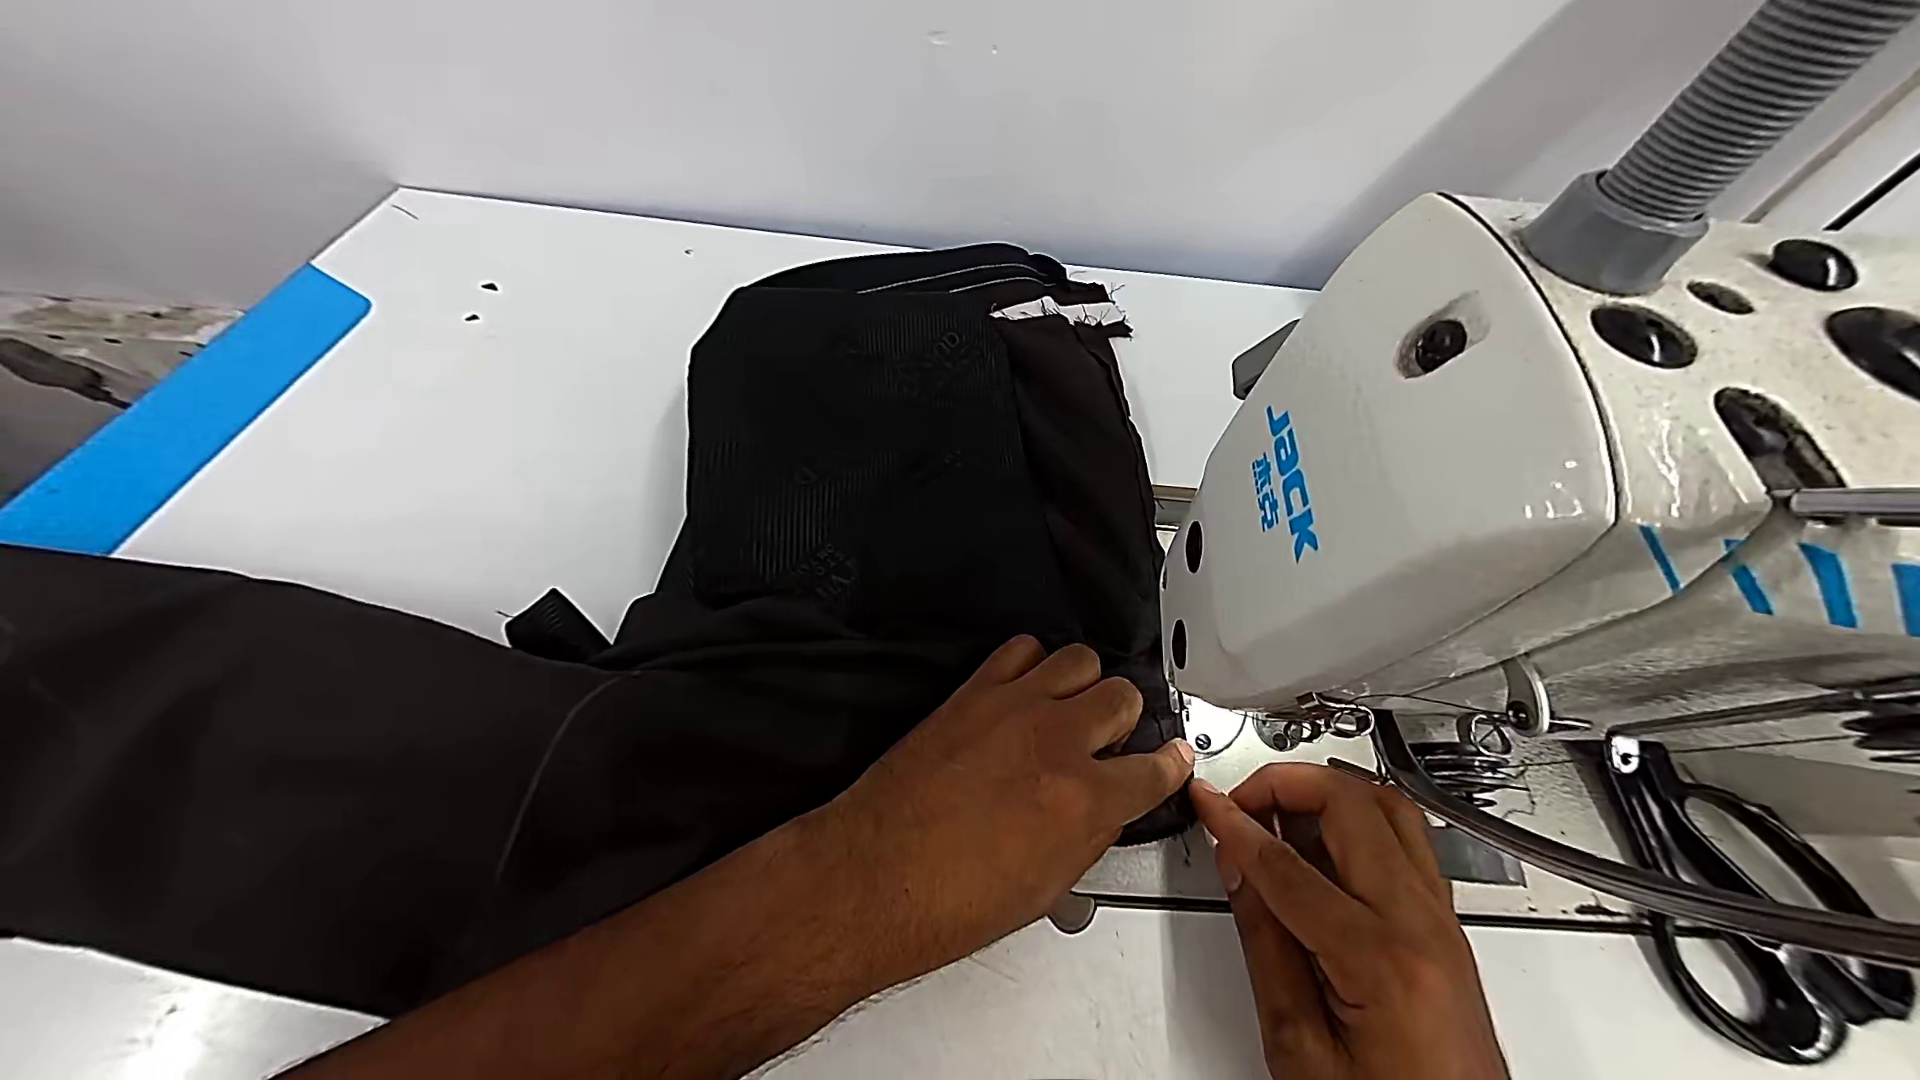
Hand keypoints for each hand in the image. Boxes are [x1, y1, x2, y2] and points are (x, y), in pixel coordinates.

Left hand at [806, 635, 1193, 988]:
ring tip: (1070, 706)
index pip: (1156, 768)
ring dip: (1084, 682)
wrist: (874, 875)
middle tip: (1109, 735)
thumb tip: (1109, 804)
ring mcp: (1012, 707)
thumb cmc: (947, 897)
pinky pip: (1020, 649)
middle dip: (1125, 717)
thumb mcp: (1047, 886)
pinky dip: (1033, 662)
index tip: (1169, 759)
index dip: (1170, 765)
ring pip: (1079, 659)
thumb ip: (1092, 832)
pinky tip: (1027, 687)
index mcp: (1084, 800)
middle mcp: (1055, 742)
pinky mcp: (973, 691)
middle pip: (1123, 695)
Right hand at [1191, 765, 1507, 1079]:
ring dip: (1323, 791)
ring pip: (1386, 806)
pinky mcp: (1445, 925)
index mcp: (1383, 961)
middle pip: (1350, 805)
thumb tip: (1238, 866)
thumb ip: (1264, 943)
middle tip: (1241, 799)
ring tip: (1276, 808)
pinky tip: (1314, 838)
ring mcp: (1443, 922)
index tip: (1206, 801)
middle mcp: (1425, 929)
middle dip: (1283, 784)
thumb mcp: (1299, 1046)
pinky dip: (1351, 815)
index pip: (1286, 861)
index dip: (1233, 822)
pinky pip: (1402, 837)